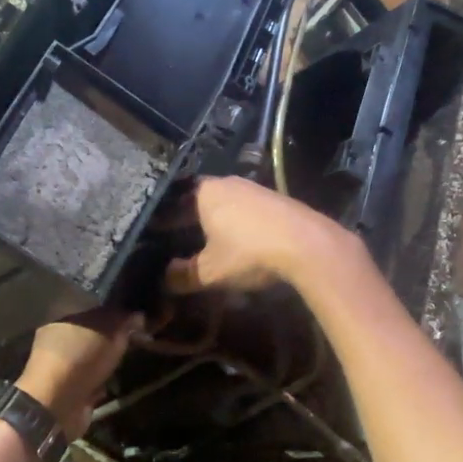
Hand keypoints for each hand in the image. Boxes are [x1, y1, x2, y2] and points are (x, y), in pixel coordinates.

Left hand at [16, 309, 139, 437]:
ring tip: (125, 361)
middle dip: (112, 337)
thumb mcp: (108, 332)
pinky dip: (100, 382)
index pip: (92, 307)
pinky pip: (89, 380)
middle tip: (135, 339)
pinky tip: (110, 383)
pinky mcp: (65, 389)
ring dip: (106, 361)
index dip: (114, 310)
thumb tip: (138, 314)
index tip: (134, 316)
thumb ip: (124, 320)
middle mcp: (57, 338)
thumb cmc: (79, 358)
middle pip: (93, 332)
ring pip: (91, 357)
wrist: (56, 405)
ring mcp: (60, 366)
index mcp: (62, 317)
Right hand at [164, 176, 356, 293]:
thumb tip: (165, 278)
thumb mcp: (211, 271)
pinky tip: (240, 243)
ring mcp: (255, 189)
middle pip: (200, 200)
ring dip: (216, 222)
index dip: (164, 218)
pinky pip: (247, 210)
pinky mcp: (276, 200)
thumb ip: (185, 274)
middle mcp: (228, 182)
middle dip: (189, 220)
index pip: (175, 199)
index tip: (155, 233)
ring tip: (207, 244)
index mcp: (206, 191)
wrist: (307, 244)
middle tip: (177, 240)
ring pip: (225, 204)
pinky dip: (238, 225)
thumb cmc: (249, 252)